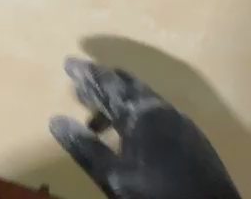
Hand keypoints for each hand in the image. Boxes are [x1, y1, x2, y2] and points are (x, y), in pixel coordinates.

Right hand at [48, 59, 239, 198]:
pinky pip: (158, 115)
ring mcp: (182, 124)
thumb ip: (87, 149)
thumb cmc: (159, 198)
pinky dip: (137, 116)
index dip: (86, 74)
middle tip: (79, 85)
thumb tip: (56, 120)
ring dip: (118, 103)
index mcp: (142, 113)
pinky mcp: (194, 140)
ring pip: (143, 101)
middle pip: (127, 86)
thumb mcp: (116, 180)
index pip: (107, 84)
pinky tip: (132, 137)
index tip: (68, 64)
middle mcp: (162, 109)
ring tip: (98, 120)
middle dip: (101, 84)